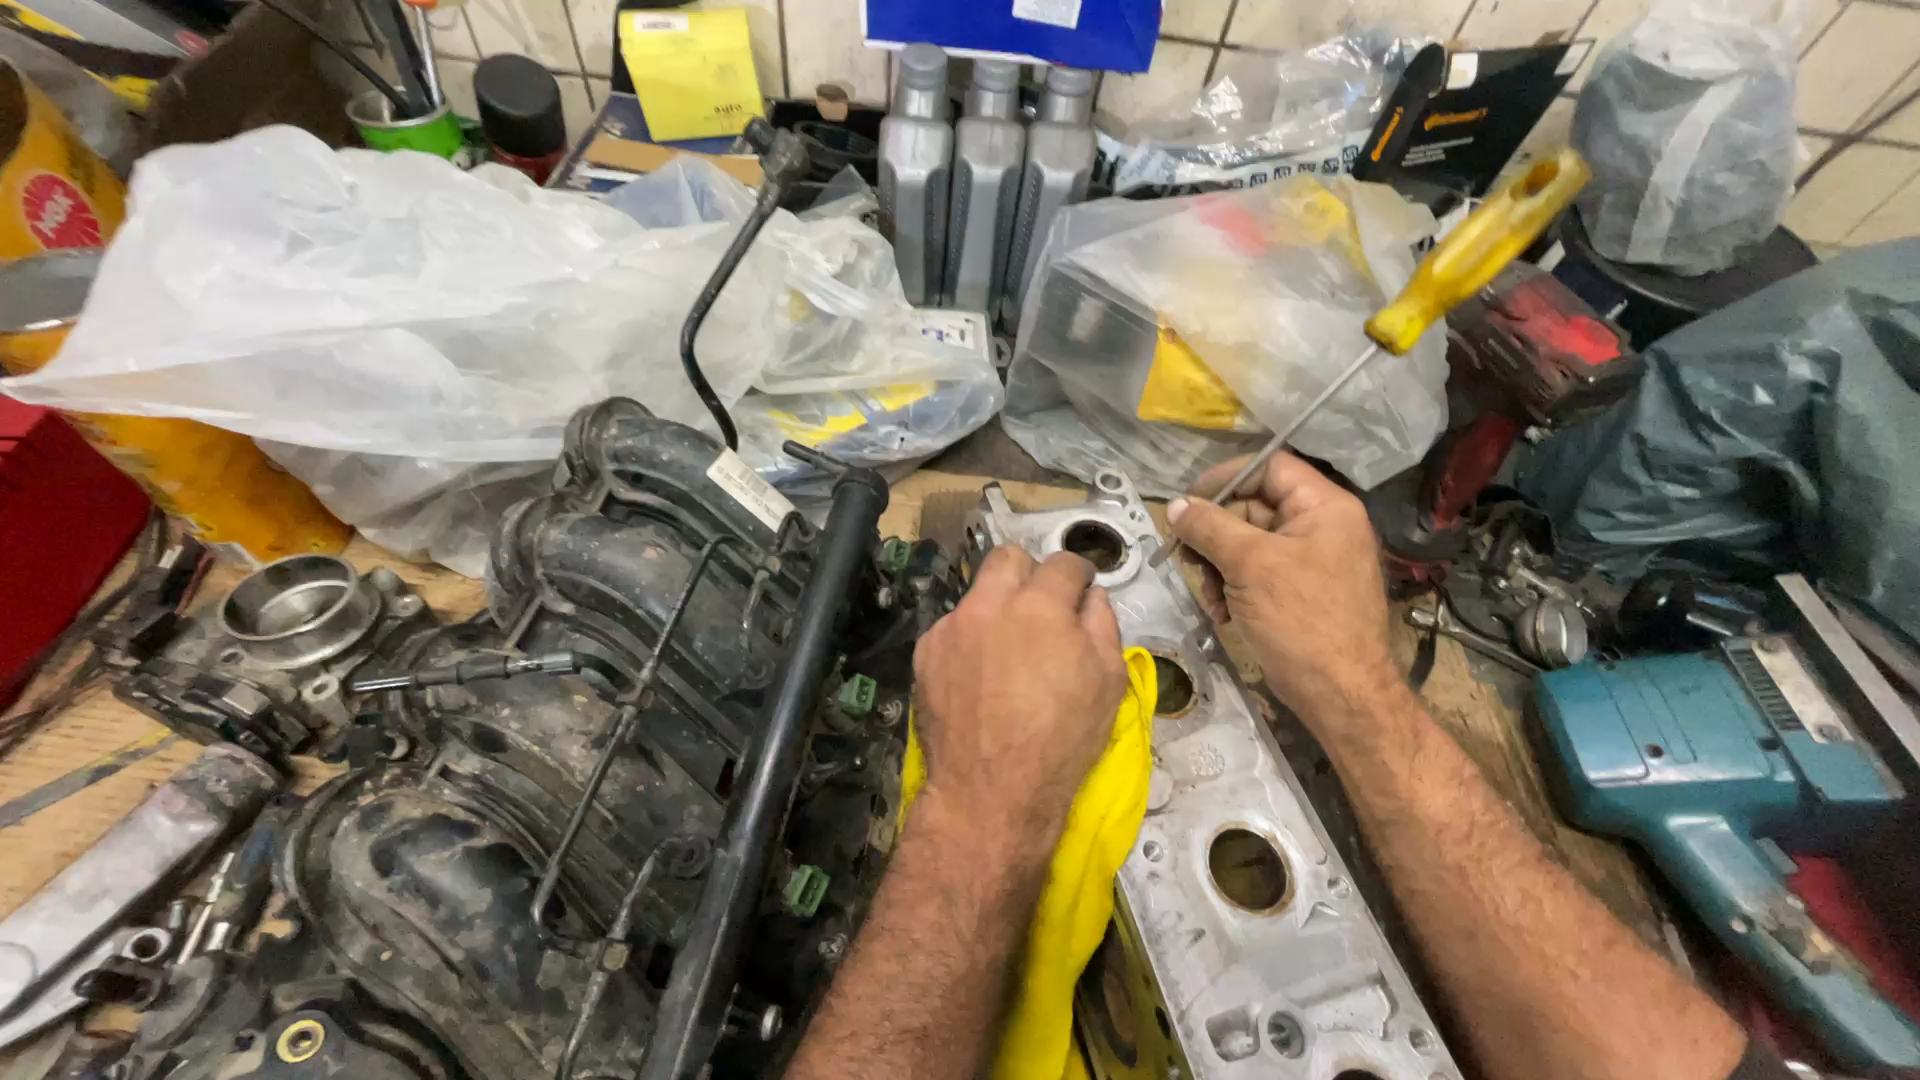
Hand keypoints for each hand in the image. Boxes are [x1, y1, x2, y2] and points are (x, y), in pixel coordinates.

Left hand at [912, 548, 1127, 855]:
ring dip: (998, 607)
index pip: (1064, 563)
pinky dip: (970, 639)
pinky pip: (953, 627)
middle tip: (1042, 608)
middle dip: (1031, 574)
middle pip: (1009, 558)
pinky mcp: (927, 651)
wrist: (991, 790)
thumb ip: (1102, 626)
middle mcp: (991, 604)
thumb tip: (1092, 597)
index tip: (1080, 592)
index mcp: (1041, 606)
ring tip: (1008, 649)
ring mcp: (953, 626)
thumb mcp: (1108, 683)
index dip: (1079, 575)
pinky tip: (979, 675)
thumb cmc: (1061, 740)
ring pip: (978, 593)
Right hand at [1167, 452, 1398, 723]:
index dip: (1225, 478)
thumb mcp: (1249, 565)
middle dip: (1215, 534)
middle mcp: (1321, 526)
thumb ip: (1210, 527)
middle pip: (1253, 507)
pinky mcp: (1299, 590)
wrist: (1339, 692)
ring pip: (1248, 543)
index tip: (1188, 501)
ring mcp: (1311, 560)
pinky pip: (1256, 572)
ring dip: (1218, 567)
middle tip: (1187, 557)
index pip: (1270, 467)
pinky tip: (1223, 613)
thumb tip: (1176, 505)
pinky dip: (1233, 587)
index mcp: (1324, 507)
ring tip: (1210, 595)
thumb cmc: (1300, 619)